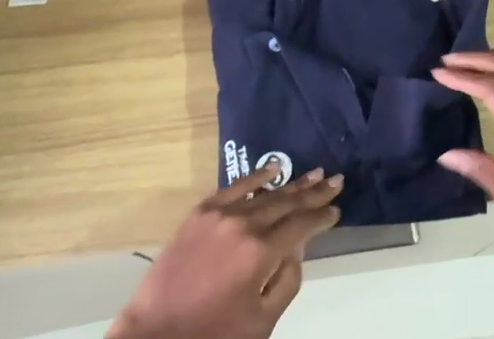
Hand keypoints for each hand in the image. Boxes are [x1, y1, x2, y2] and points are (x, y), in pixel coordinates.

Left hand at [109, 165, 342, 338]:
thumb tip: (297, 249)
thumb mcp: (262, 320)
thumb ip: (287, 280)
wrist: (156, 332)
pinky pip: (233, 188)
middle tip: (335, 180)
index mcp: (260, 252)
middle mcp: (242, 223)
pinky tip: (271, 170)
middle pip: (286, 202)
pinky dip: (254, 178)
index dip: (321, 217)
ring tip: (314, 174)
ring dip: (290, 183)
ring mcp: (218, 214)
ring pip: (263, 193)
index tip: (337, 209)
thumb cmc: (214, 333)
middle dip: (313, 193)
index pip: (301, 226)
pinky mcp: (199, 213)